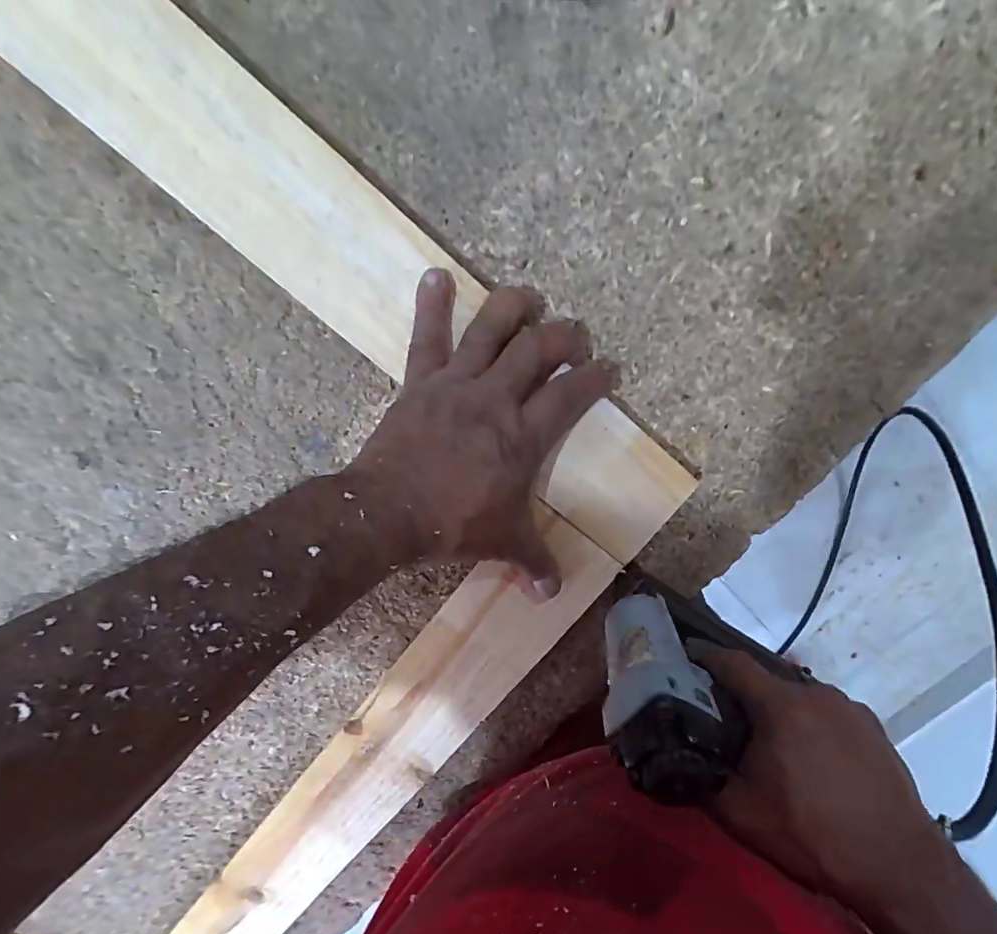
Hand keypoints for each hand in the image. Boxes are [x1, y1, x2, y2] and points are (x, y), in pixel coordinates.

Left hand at [345, 270, 610, 600]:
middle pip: (539, 349)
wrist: (387, 514)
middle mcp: (496, 399)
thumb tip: (552, 594)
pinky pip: (427, 338)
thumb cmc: (453, 527)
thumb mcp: (503, 544)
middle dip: (565, 335)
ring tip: (529, 295)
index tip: (609, 368)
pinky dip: (432, 304)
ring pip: (490, 329)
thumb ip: (534, 562)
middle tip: (575, 334)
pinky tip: (436, 275)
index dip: (596, 376)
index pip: (571, 394)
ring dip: (513, 306)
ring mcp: (456, 385)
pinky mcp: (420, 383)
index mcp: (524, 436)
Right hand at [694, 647, 945, 908]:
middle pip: (770, 683)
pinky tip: (814, 765)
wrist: (896, 865)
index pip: (734, 663)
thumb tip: (684, 762)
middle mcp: (819, 695)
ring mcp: (853, 710)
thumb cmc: (811, 835)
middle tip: (728, 725)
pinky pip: (830, 718)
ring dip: (782, 715)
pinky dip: (813, 729)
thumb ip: (704, 779)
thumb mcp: (739, 814)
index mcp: (782, 706)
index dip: (706, 657)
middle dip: (745, 697)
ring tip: (774, 750)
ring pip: (802, 701)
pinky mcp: (876, 730)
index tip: (688, 658)